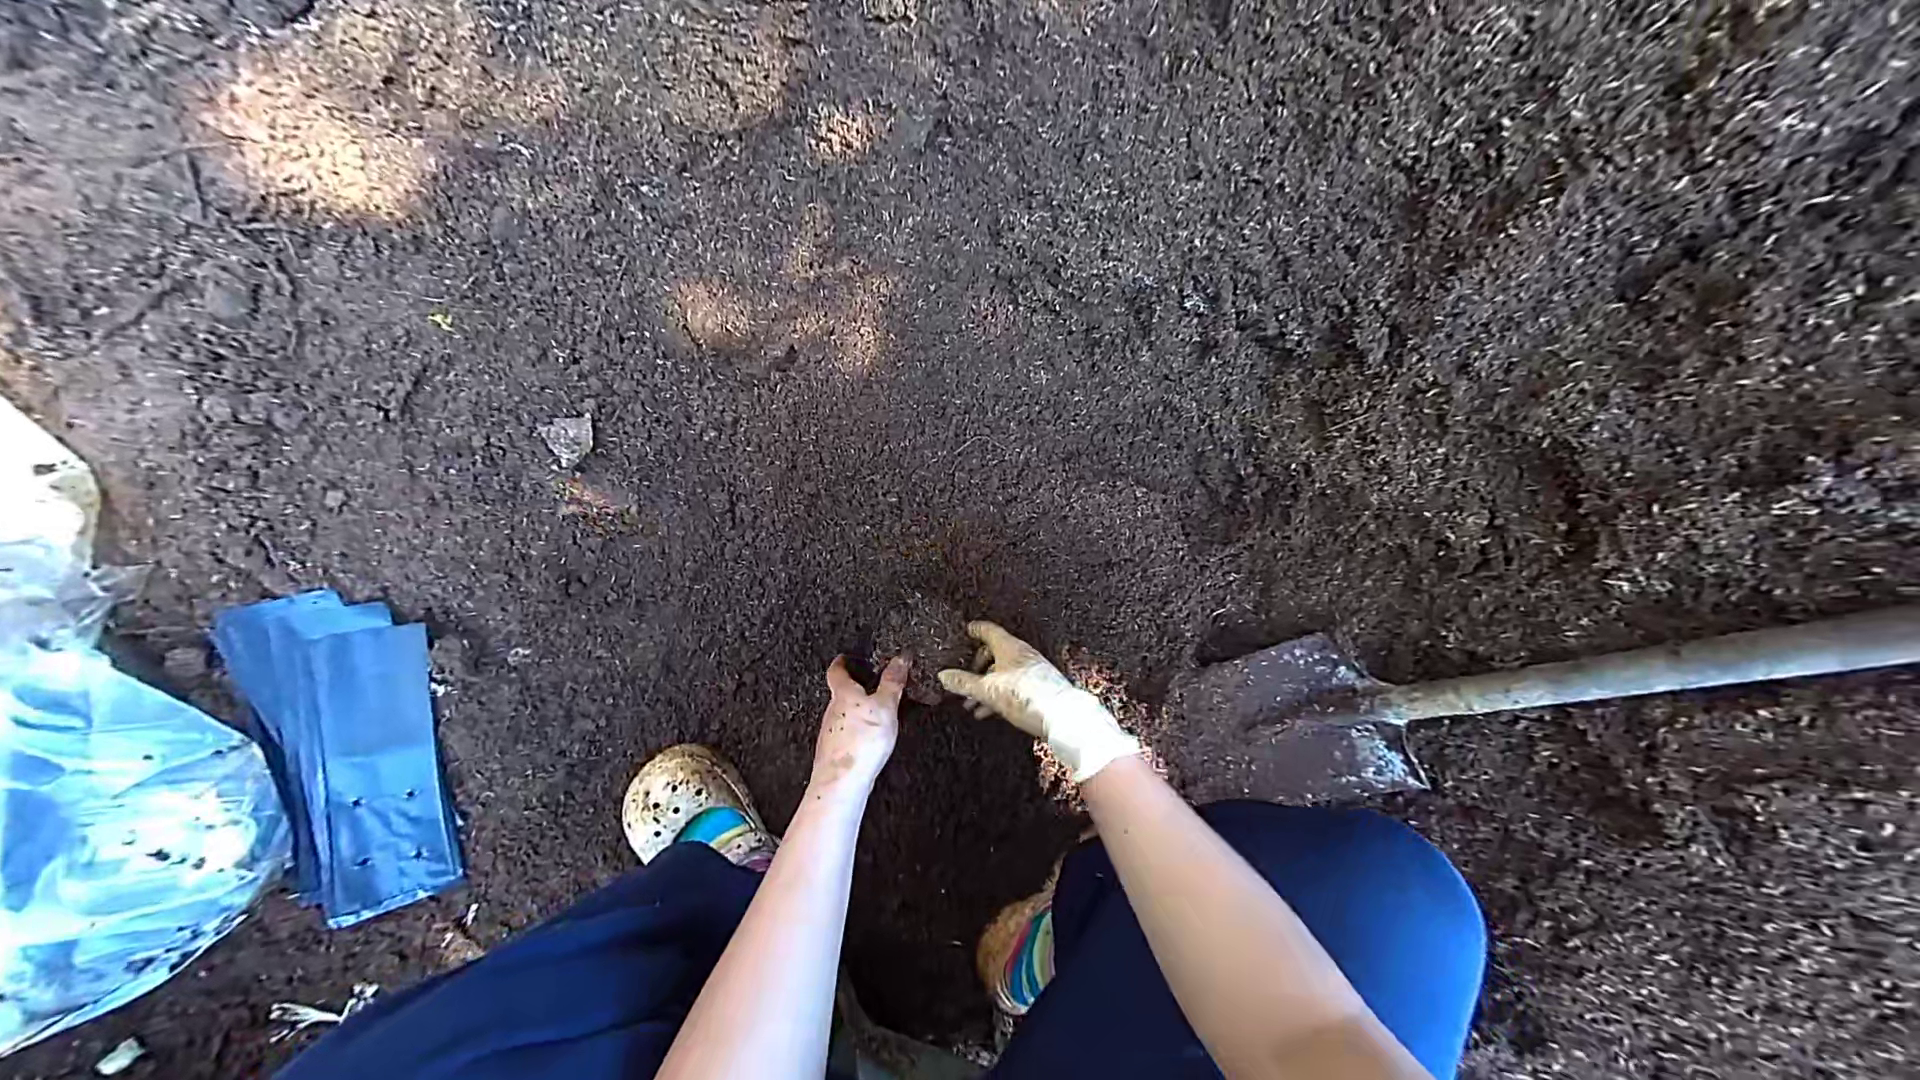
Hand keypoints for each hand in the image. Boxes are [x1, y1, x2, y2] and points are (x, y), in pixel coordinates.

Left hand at [811, 655, 907, 796]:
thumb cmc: (861, 742)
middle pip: (839, 693)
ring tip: (871, 713)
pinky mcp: (834, 752)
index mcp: (843, 694)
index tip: (845, 657)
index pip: (837, 670)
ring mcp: (831, 732)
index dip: (842, 662)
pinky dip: (854, 732)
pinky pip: (844, 735)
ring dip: (854, 712)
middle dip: (852, 688)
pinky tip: (866, 741)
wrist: (842, 780)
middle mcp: (832, 711)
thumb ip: (892, 682)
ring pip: (842, 715)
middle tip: (866, 684)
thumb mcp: (886, 706)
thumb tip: (899, 659)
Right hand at [937, 621, 1140, 781]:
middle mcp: (1022, 654)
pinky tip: (989, 711)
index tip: (965, 631)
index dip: (974, 630)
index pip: (988, 630)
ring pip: (1002, 671)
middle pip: (994, 652)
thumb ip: (964, 683)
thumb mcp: (987, 691)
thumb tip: (944, 675)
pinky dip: (998, 693)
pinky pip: (1013, 684)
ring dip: (986, 684)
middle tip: (963, 678)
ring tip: (971, 703)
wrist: (1062, 718)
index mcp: (1009, 647)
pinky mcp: (1038, 686)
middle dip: (976, 666)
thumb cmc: (1026, 697)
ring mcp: (1032, 669)